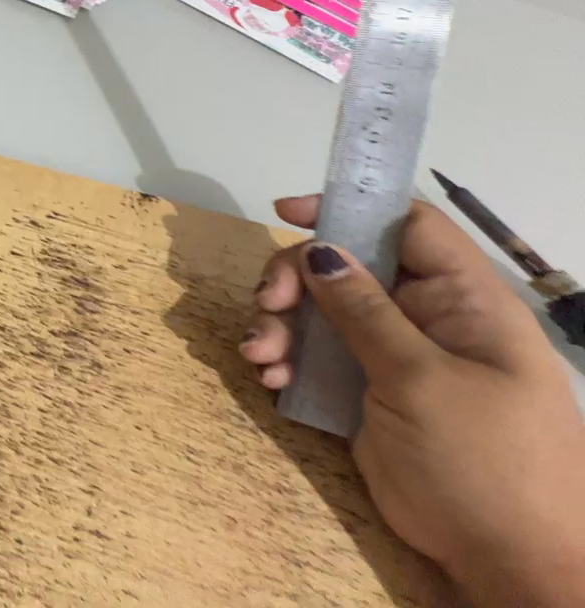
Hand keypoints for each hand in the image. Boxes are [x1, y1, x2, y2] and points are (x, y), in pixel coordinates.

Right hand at [242, 195, 584, 605]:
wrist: (504, 560)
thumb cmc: (484, 461)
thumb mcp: (422, 380)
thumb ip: (366, 312)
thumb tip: (320, 250)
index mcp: (467, 307)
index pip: (412, 229)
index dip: (351, 208)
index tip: (286, 213)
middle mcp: (426, 319)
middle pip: (343, 265)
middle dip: (292, 280)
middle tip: (267, 306)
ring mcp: (390, 353)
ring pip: (314, 306)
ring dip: (277, 324)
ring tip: (263, 358)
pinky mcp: (360, 384)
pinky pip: (307, 348)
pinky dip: (280, 355)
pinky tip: (270, 378)